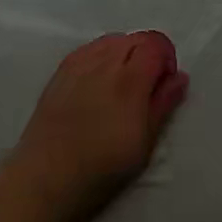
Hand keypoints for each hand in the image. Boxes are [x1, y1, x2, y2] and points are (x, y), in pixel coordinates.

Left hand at [0, 31, 187, 221]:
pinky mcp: (59, 73)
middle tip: (145, 84)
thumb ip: (163, 104)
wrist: (41, 184)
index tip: (163, 82)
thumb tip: (180, 76)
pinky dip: (101, 55)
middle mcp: (105, 64)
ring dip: (125, 52)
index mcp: (130, 80)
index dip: (167, 57)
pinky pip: (89, 48)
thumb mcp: (143, 144)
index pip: (156, 43)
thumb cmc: (99, 168)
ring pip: (113, 39)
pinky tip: (98, 79)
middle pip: (136, 37)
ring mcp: (79, 66)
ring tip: (121, 82)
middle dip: (148, 53)